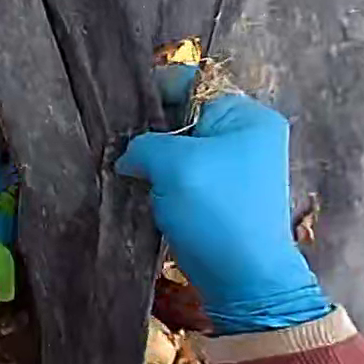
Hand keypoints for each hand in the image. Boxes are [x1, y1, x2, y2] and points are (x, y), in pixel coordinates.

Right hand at [116, 68, 331, 333]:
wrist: (245, 279)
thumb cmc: (216, 212)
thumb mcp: (175, 166)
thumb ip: (144, 145)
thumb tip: (129, 155)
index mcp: (245, 117)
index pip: (191, 84)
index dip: (152, 92)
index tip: (118, 111)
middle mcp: (243, 135)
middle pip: (182, 116)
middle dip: (149, 130)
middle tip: (118, 144)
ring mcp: (232, 166)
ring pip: (179, 147)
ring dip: (152, 158)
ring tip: (125, 168)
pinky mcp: (218, 194)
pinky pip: (182, 173)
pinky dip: (161, 178)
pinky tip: (140, 187)